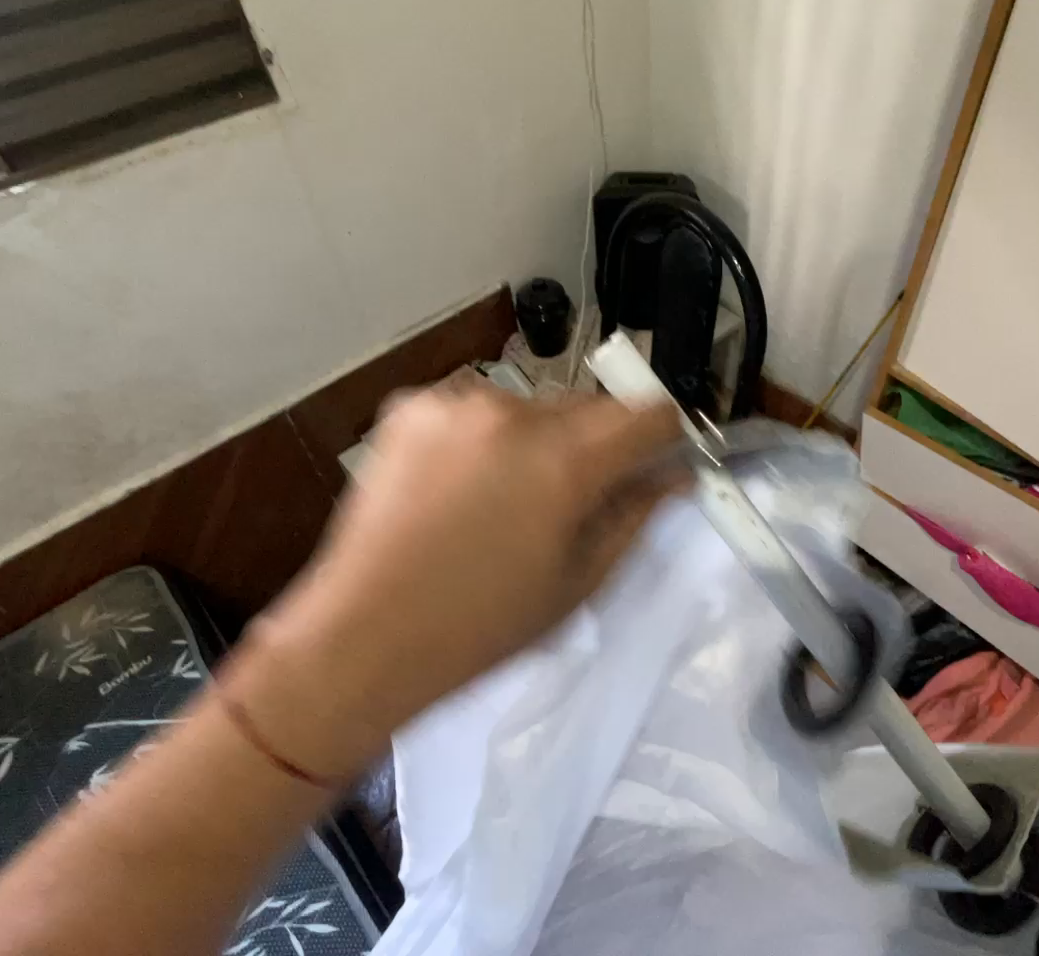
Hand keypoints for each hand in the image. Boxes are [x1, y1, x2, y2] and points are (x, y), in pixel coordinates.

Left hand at [228, 378, 687, 773]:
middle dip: (597, 443)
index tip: (651, 466)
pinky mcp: (410, 406)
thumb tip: (675, 475)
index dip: (661, 438)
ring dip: (538, 438)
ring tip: (504, 496)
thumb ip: (634, 515)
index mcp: (565, 461)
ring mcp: (455, 403)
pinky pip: (475, 408)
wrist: (363, 636)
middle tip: (571, 498)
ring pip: (531, 405)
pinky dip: (483, 436)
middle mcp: (514, 413)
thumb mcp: (578, 582)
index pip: (649, 413)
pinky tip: (459, 484)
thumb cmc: (483, 627)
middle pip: (590, 405)